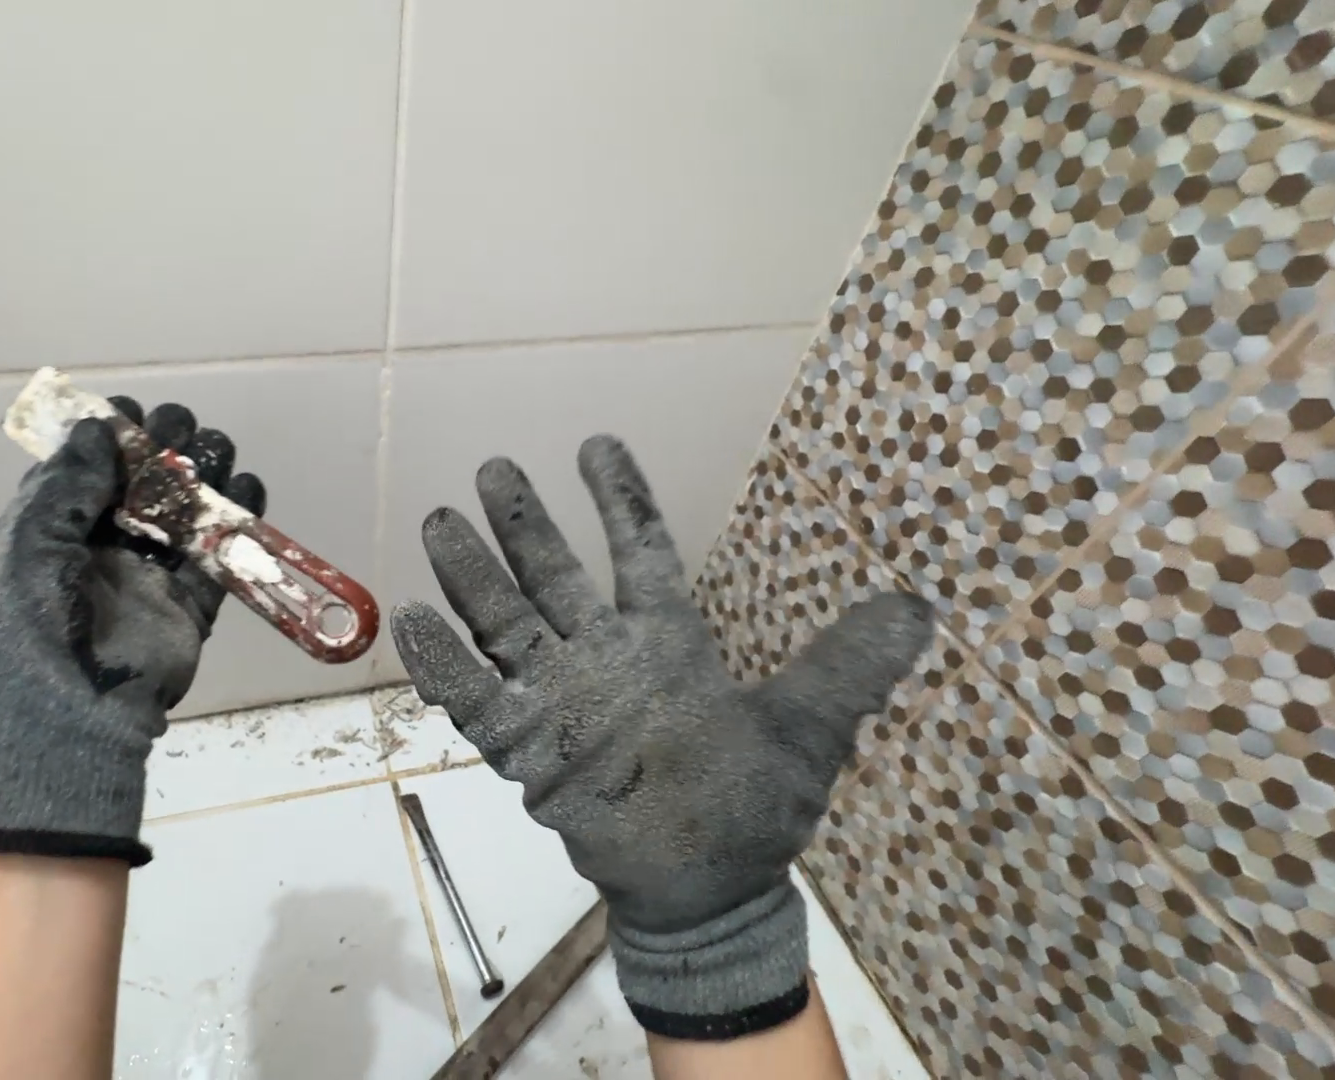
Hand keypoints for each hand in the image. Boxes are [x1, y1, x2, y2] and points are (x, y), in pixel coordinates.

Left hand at [0, 401, 265, 863]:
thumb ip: (64, 487)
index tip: (135, 414)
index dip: (109, 441)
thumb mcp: (26, 549)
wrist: (63, 723)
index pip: (82, 476)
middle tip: (186, 427)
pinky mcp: (186, 610)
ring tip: (219, 449)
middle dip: (163, 454)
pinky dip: (234, 526)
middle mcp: (97, 556)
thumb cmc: (27, 629)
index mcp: (48, 539)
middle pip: (137, 493)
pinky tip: (246, 490)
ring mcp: (145, 583)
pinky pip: (215, 561)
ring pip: (180, 520)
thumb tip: (96, 428)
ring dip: (201, 482)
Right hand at [391, 436, 931, 1039]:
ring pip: (506, 623)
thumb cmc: (749, 806)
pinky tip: (414, 621)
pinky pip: (477, 699)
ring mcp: (559, 697)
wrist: (702, 890)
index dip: (618, 498)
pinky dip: (444, 665)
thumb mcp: (805, 731)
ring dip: (472, 576)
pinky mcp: (527, 747)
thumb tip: (920, 607)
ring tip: (440, 522)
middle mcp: (603, 656)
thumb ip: (845, 667)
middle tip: (496, 468)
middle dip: (525, 523)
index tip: (594, 444)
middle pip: (553, 575)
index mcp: (665, 639)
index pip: (639, 551)